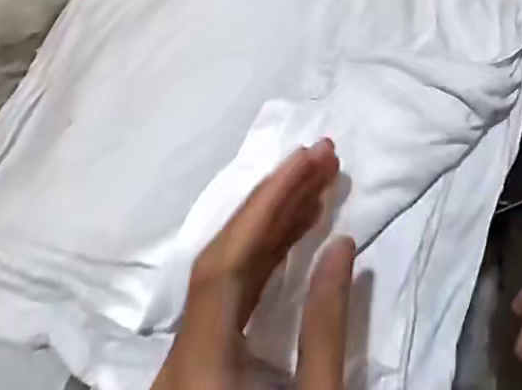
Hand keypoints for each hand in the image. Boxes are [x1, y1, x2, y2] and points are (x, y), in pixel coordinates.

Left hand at [153, 139, 353, 389]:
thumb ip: (326, 325)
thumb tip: (341, 242)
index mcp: (199, 371)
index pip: (224, 266)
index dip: (266, 205)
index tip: (309, 161)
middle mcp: (180, 360)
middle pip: (222, 260)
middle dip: (275, 199)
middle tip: (325, 154)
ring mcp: (185, 363)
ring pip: (226, 273)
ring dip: (276, 220)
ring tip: (322, 178)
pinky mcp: (200, 366)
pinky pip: (231, 295)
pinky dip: (268, 254)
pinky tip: (302, 227)